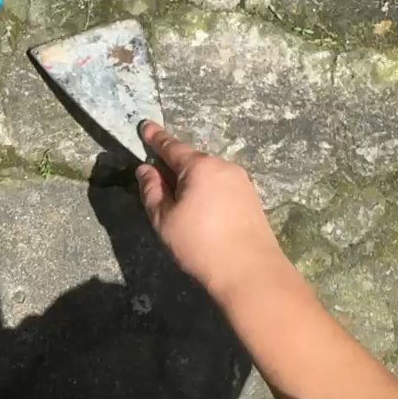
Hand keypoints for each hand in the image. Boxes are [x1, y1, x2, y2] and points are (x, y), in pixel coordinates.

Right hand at [135, 121, 291, 302]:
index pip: (172, 147)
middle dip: (174, 167)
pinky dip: (207, 193)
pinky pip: (221, 188)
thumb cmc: (200, 244)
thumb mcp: (165, 219)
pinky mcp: (251, 199)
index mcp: (201, 167)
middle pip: (192, 161)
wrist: (249, 271)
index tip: (145, 127)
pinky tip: (202, 213)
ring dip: (192, 183)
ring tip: (179, 205)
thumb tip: (145, 170)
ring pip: (208, 176)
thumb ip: (152, 191)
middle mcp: (224, 167)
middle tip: (157, 181)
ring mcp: (242, 182)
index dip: (156, 138)